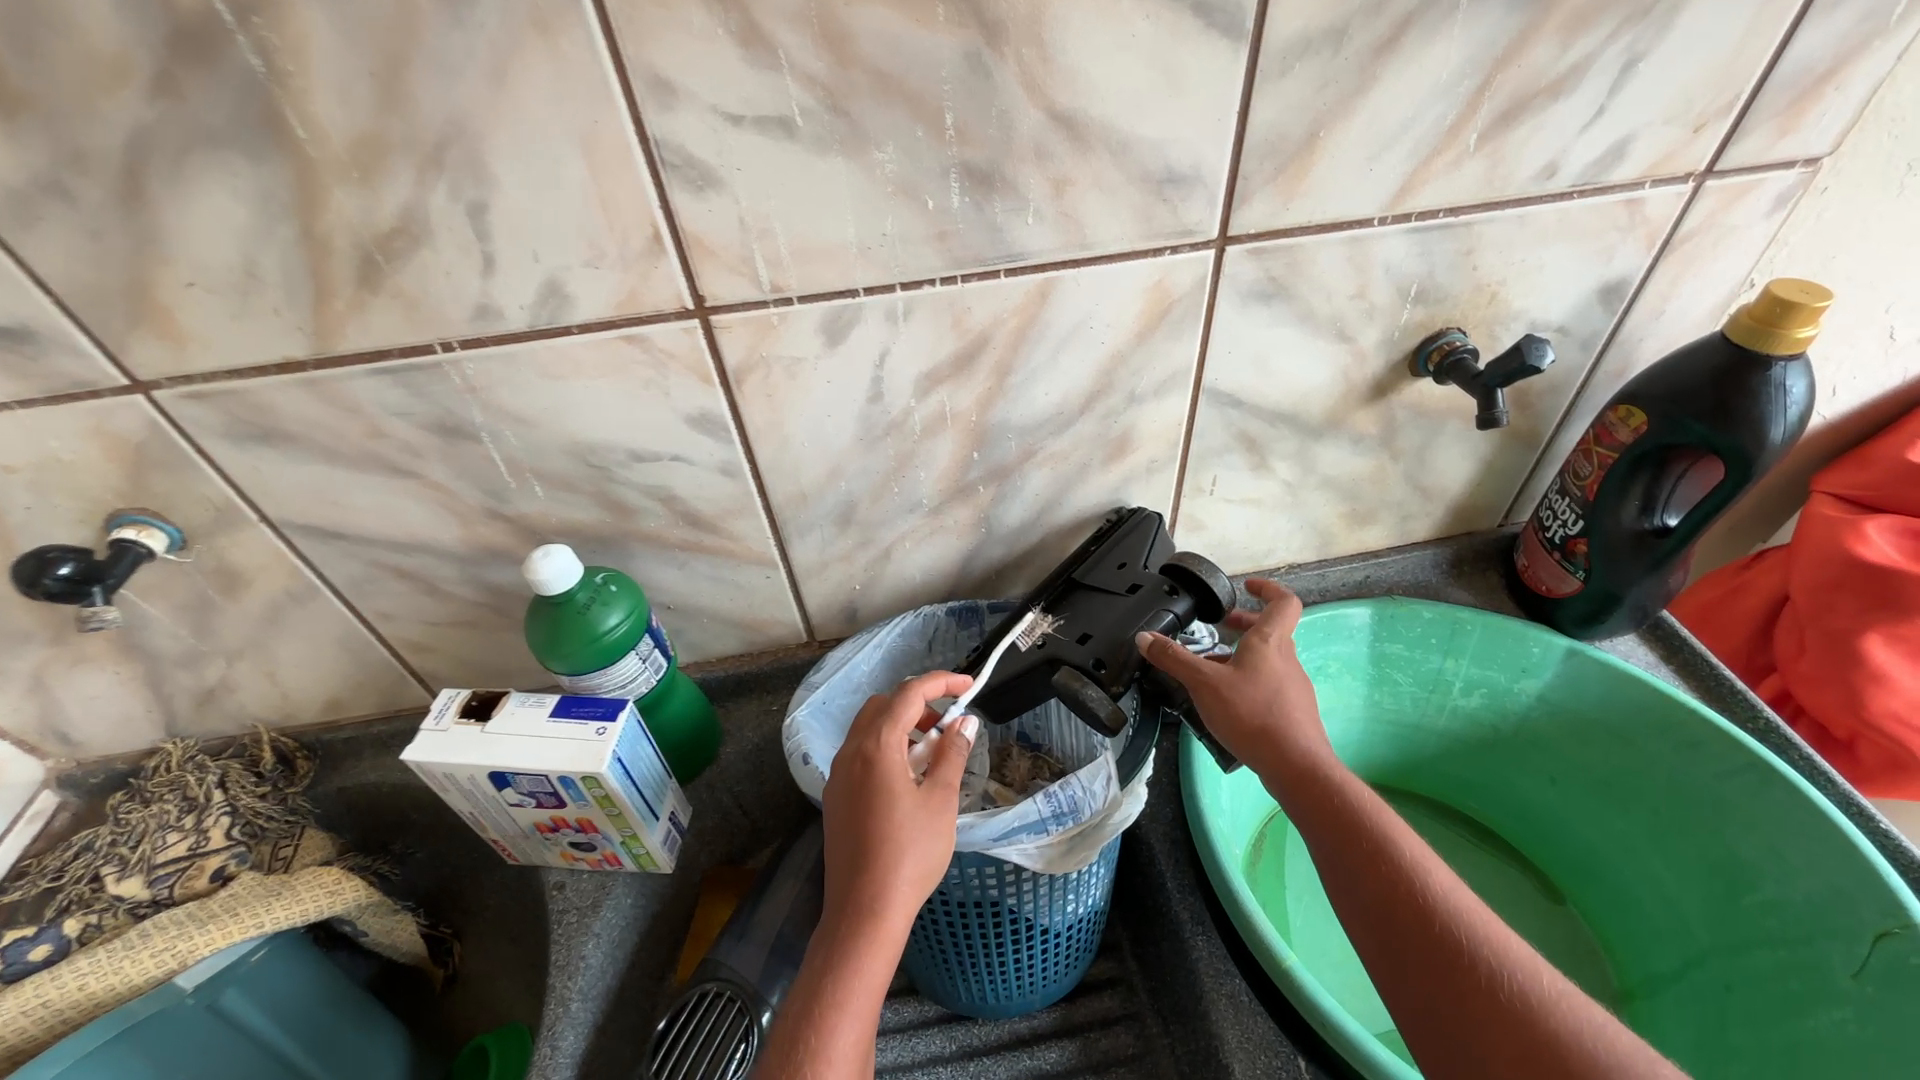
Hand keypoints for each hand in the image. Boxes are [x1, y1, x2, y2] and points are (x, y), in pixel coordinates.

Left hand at [822, 671, 978, 933]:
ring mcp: (838, 775)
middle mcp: (851, 751)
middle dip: (917, 703)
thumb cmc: (910, 853)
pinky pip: (859, 754)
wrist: (864, 909)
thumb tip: (965, 722)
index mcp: (877, 746)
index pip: (909, 694)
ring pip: (867, 729)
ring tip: (932, 751)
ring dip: (900, 726)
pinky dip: (885, 748)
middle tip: (948, 722)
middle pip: (882, 705)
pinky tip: (907, 778)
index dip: (940, 682)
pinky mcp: (836, 797)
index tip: (969, 684)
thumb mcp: (941, 801)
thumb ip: (952, 754)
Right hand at [1135, 579, 1333, 782]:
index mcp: (1269, 642)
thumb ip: (1174, 659)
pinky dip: (1249, 682)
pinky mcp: (1293, 712)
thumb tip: (1144, 637)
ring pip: (1268, 660)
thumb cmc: (1252, 715)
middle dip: (1245, 625)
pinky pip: (1269, 685)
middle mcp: (1286, 659)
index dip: (1267, 589)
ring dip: (1243, 656)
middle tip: (1221, 626)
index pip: (1283, 602)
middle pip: (1271, 631)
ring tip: (1213, 669)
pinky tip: (1227, 702)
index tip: (1247, 587)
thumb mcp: (1203, 684)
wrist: (1296, 766)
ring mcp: (1293, 687)